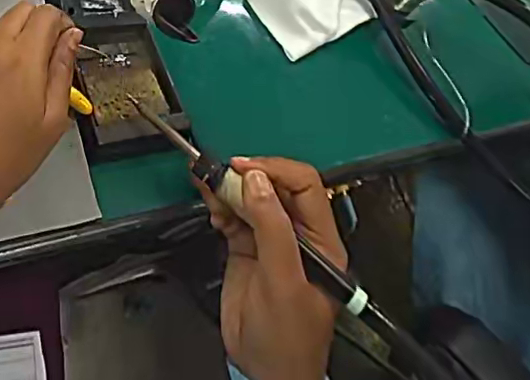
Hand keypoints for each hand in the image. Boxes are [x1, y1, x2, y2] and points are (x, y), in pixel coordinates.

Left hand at [0, 2, 82, 212]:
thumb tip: (71, 39)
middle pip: (23, 8)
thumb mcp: (53, 116)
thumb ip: (63, 68)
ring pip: (0, 23)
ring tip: (20, 72)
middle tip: (46, 51)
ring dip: (15, 35)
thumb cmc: (9, 154)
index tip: (66, 39)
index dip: (62, 22)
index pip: (47, 13)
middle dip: (39, 23)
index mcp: (22, 58)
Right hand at [193, 156, 344, 379]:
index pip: (304, 185)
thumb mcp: (283, 282)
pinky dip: (218, 202)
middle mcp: (296, 234)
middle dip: (247, 175)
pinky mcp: (245, 245)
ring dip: (227, 187)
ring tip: (209, 188)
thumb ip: (272, 228)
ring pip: (249, 195)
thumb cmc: (286, 337)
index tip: (243, 170)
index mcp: (320, 240)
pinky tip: (211, 206)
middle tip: (221, 176)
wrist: (261, 374)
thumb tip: (255, 179)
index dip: (275, 170)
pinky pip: (231, 211)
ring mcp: (268, 238)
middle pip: (274, 185)